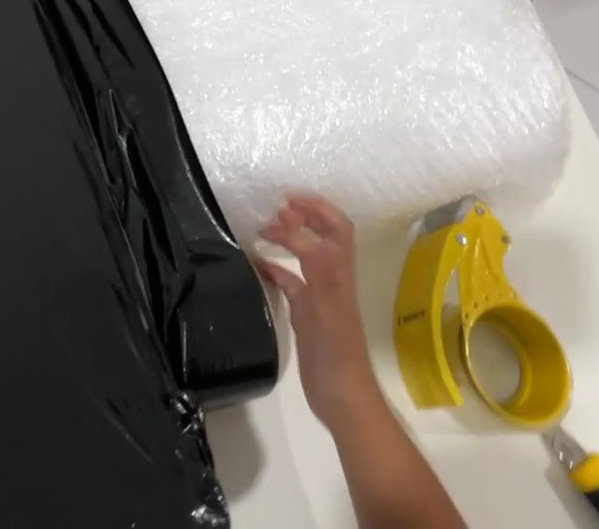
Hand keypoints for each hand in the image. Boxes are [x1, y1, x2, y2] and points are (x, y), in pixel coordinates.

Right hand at [258, 194, 384, 429]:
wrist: (342, 399)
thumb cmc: (338, 354)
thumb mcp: (326, 305)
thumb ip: (316, 265)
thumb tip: (296, 225)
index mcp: (340, 274)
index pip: (336, 229)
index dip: (317, 208)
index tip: (287, 199)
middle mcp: (332, 279)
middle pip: (322, 236)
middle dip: (302, 217)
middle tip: (273, 211)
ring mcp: (319, 296)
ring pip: (306, 256)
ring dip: (289, 238)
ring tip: (264, 229)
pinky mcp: (306, 314)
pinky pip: (290, 283)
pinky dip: (274, 269)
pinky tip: (256, 265)